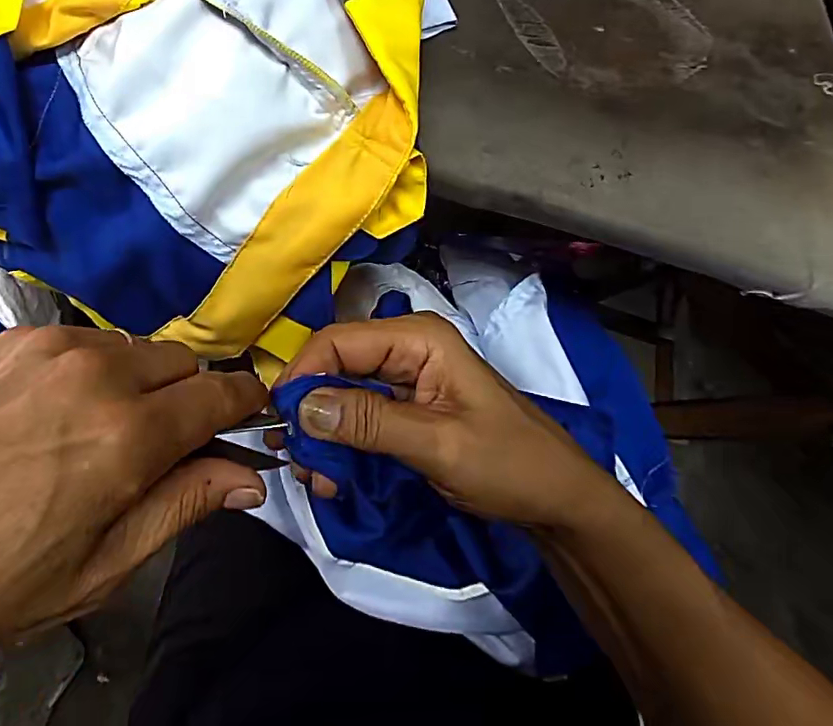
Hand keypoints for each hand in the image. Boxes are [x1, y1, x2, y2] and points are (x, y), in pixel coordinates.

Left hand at [0, 326, 268, 724]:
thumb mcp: (96, 570)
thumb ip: (185, 506)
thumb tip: (253, 476)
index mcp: (129, 437)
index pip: (227, 394)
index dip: (249, 405)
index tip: (250, 421)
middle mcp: (102, 374)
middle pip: (189, 366)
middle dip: (191, 400)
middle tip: (161, 447)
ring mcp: (55, 348)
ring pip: (143, 349)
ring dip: (145, 382)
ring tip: (103, 431)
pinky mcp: (16, 339)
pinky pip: (92, 342)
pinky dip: (98, 370)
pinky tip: (56, 413)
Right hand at [270, 313, 622, 529]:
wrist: (553, 494)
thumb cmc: (507, 462)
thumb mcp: (437, 443)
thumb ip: (369, 422)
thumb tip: (301, 408)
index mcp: (420, 338)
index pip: (339, 340)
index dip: (303, 377)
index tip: (280, 427)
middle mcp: (409, 347)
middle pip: (337, 365)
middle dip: (312, 412)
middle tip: (299, 464)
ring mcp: (409, 377)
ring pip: (343, 393)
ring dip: (324, 434)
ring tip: (320, 479)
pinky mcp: (408, 406)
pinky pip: (360, 415)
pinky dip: (343, 444)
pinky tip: (337, 477)